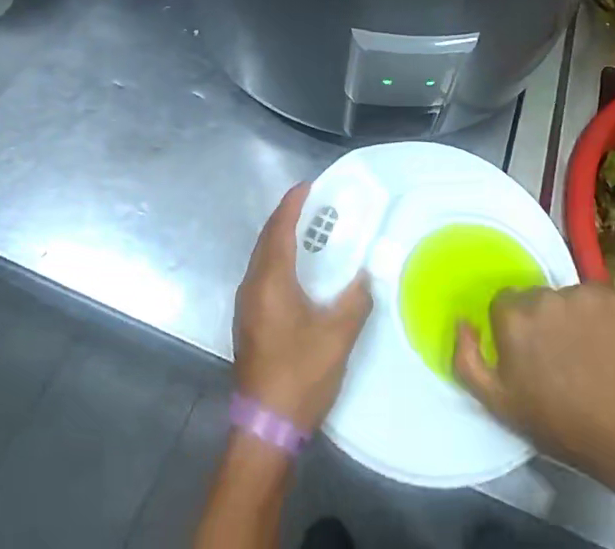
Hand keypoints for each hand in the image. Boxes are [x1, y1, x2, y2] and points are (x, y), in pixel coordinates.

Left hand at [233, 182, 372, 430]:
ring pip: (263, 261)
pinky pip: (265, 278)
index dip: (292, 205)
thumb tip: (367, 273)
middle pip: (267, 242)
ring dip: (285, 240)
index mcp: (270, 284)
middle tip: (318, 204)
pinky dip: (282, 261)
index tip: (309, 185)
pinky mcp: (251, 325)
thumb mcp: (339, 334)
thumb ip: (356, 297)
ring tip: (314, 231)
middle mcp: (252, 290)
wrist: (265, 429)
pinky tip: (304, 271)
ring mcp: (247, 309)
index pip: (278, 231)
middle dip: (289, 218)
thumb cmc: (301, 374)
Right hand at [452, 284, 614, 482]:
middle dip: (541, 319)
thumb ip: (466, 360)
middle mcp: (547, 296)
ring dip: (570, 315)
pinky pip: (595, 297)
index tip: (527, 353)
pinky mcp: (612, 296)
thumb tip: (462, 322)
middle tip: (556, 356)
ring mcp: (583, 293)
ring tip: (583, 351)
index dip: (513, 328)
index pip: (504, 303)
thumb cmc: (556, 420)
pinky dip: (598, 313)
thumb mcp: (497, 403)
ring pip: (566, 295)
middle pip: (536, 297)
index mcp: (514, 318)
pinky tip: (604, 342)